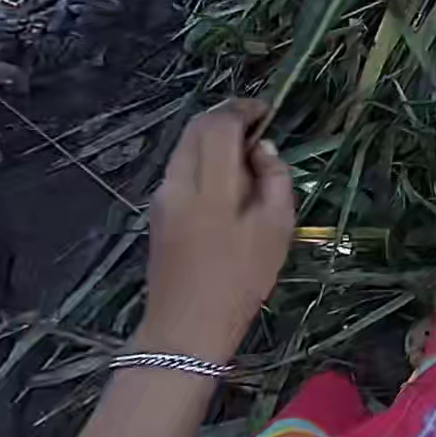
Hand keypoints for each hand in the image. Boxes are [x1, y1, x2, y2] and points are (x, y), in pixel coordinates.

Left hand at [133, 100, 295, 363]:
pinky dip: (204, 154)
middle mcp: (178, 182)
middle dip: (227, 115)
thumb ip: (274, 179)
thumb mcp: (277, 227)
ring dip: (214, 135)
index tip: (267, 111)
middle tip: (258, 121)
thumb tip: (263, 150)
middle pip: (196, 126)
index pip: (220, 125)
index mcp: (210, 185)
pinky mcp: (158, 210)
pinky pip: (181, 164)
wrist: (187, 328)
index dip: (244, 109)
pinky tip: (228, 173)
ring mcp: (162, 196)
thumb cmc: (242, 277)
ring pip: (185, 144)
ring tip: (246, 147)